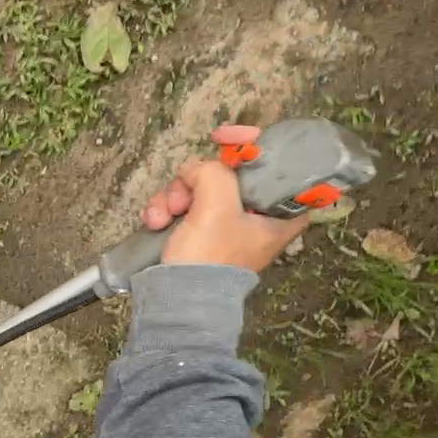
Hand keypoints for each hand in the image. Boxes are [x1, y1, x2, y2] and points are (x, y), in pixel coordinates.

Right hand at [144, 125, 308, 272]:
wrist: (175, 299)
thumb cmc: (208, 257)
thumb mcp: (217, 208)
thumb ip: (214, 174)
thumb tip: (197, 167)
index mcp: (282, 208)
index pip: (277, 160)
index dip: (251, 144)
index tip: (224, 137)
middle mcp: (255, 213)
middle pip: (226, 173)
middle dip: (194, 181)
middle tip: (183, 198)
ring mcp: (223, 222)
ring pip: (197, 187)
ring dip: (172, 197)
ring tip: (162, 217)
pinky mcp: (196, 231)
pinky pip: (181, 204)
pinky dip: (164, 210)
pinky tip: (155, 223)